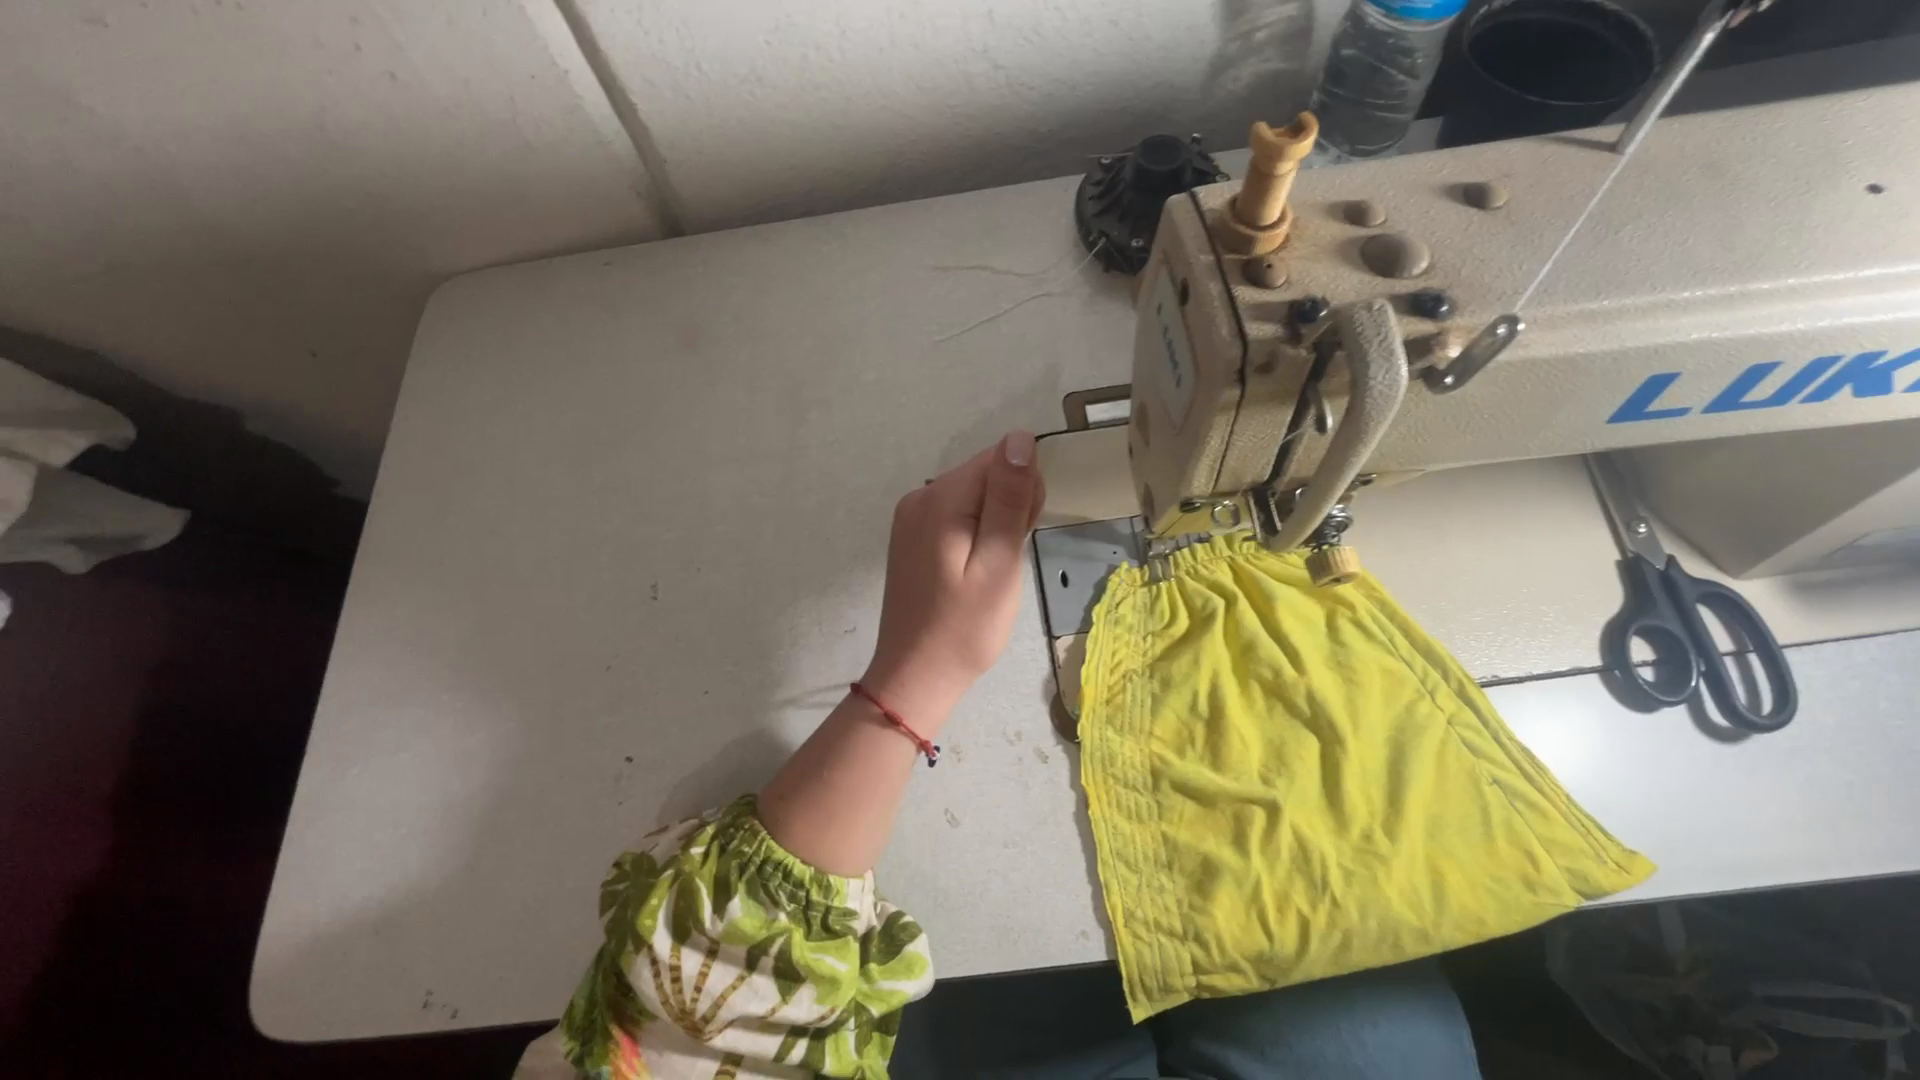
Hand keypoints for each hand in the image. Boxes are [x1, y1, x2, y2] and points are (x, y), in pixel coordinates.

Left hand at [861, 432, 1044, 723]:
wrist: (916, 677)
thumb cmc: (966, 628)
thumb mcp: (999, 564)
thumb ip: (1009, 499)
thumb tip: (1020, 438)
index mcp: (939, 500)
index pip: (999, 458)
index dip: (1024, 490)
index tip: (1024, 535)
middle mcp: (919, 498)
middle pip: (985, 474)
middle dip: (1010, 506)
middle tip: (1008, 560)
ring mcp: (911, 518)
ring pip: (974, 496)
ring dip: (996, 523)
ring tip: (993, 570)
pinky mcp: (912, 538)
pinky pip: (957, 516)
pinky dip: (977, 535)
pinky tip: (977, 570)